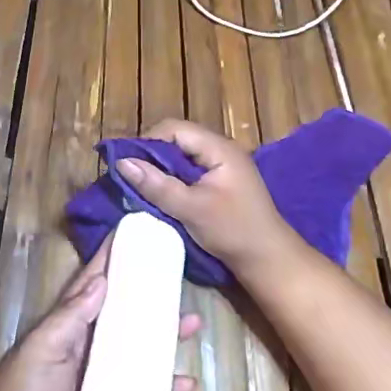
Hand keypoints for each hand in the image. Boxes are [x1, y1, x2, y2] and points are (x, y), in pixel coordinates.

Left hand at [0, 237, 199, 390]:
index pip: (93, 286)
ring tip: (192, 322)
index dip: (111, 260)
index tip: (135, 235)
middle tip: (177, 277)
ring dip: (164, 339)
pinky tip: (186, 384)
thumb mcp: (43, 351)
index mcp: (67, 328)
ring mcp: (101, 384)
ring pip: (139, 353)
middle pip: (124, 317)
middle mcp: (87, 350)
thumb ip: (72, 317)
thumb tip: (102, 278)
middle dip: (148, 297)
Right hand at [114, 119, 302, 280]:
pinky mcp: (221, 181)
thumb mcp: (190, 208)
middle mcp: (221, 149)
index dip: (148, 142)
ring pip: (181, 156)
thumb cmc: (233, 231)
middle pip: (177, 140)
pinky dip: (173, 179)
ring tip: (143, 186)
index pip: (174, 129)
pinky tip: (163, 194)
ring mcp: (222, 165)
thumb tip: (121, 162)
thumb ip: (156, 185)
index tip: (128, 163)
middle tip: (132, 176)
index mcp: (218, 148)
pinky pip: (189, 170)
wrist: (269, 261)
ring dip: (162, 169)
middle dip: (152, 156)